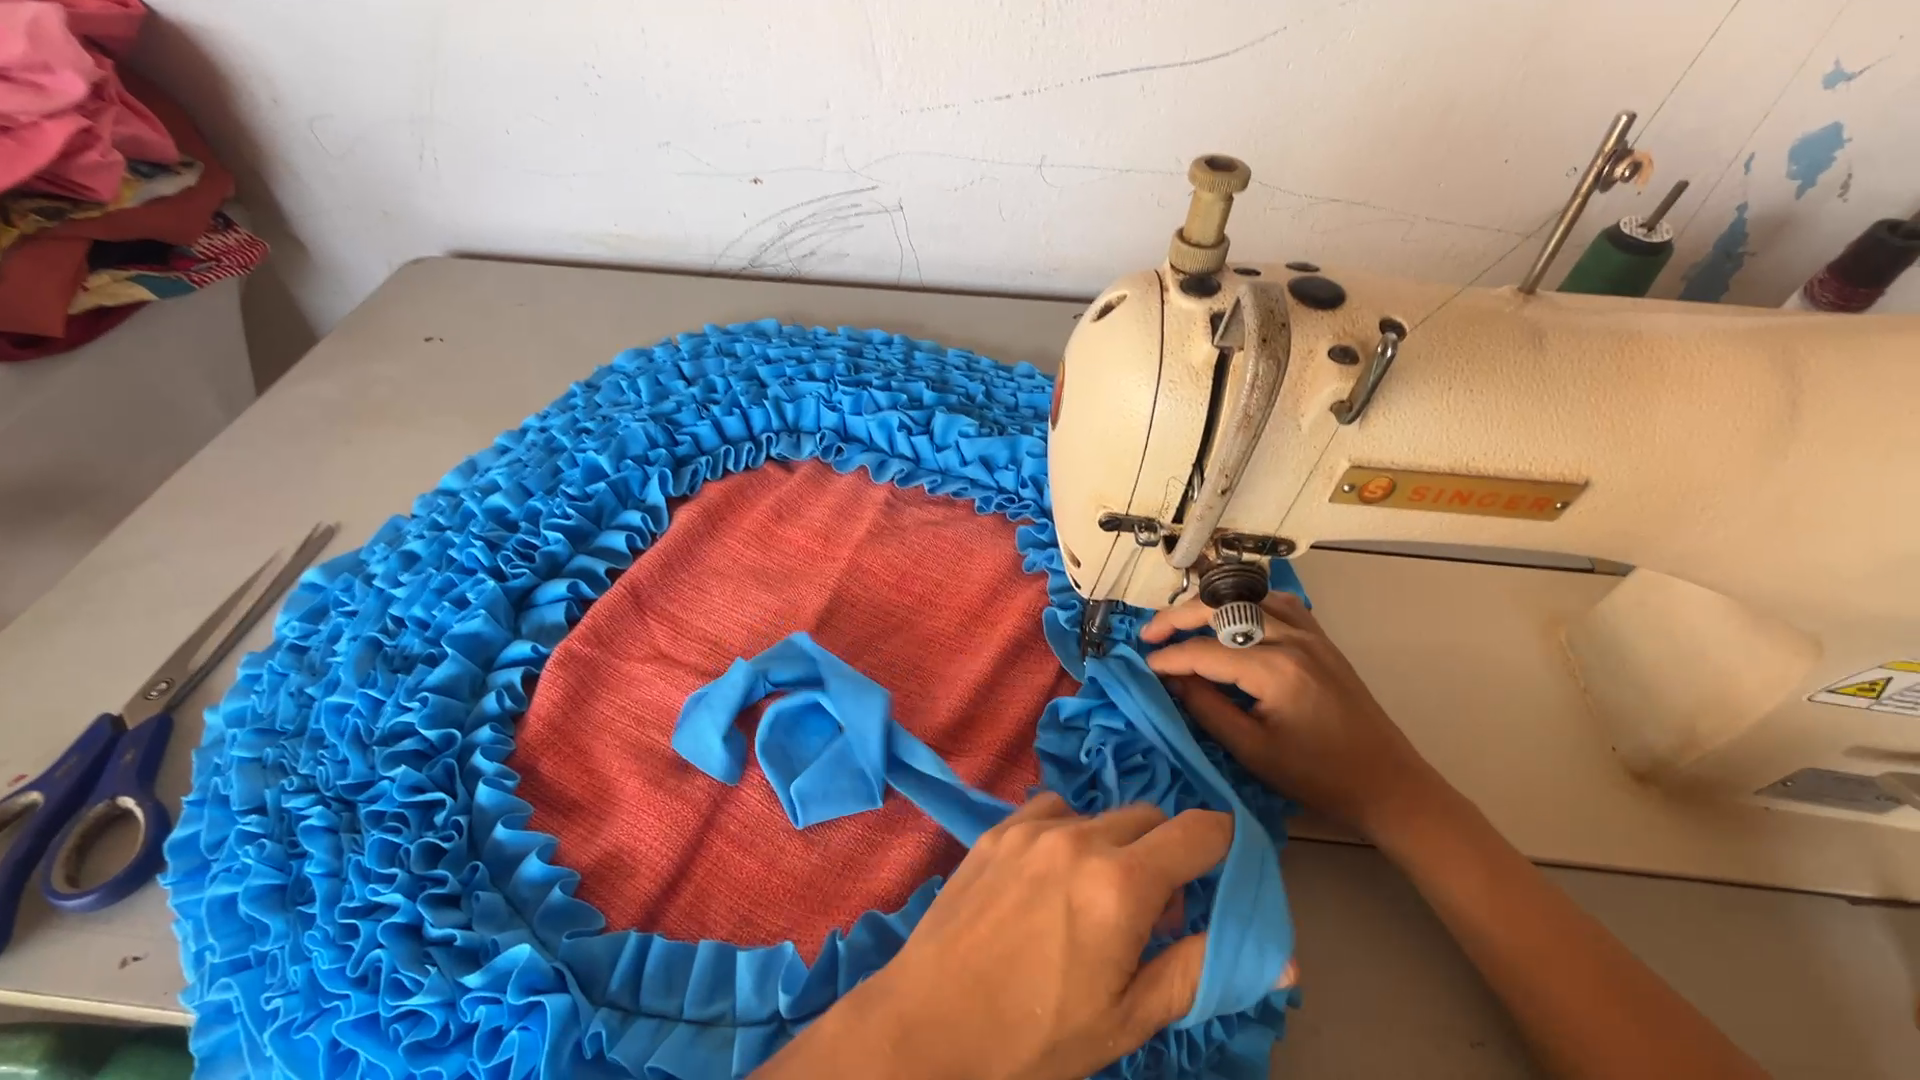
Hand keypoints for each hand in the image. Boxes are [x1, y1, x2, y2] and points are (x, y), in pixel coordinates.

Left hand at [758, 793, 1291, 1079]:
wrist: (927, 1023)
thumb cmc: (1034, 1034)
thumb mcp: (1127, 1019)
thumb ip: (1199, 971)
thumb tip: (1280, 959)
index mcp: (1121, 884)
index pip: (1201, 832)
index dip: (1226, 847)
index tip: (1225, 875)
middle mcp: (1080, 838)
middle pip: (1153, 818)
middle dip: (1169, 854)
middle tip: (1153, 912)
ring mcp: (1032, 828)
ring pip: (1102, 815)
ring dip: (1117, 844)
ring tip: (1097, 898)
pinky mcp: (996, 830)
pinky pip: (1053, 812)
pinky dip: (1070, 834)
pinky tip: (1051, 878)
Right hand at [1141, 592, 1447, 842]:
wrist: (1388, 784)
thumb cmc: (1318, 777)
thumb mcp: (1253, 751)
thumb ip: (1207, 709)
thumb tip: (1171, 680)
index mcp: (1275, 670)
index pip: (1204, 652)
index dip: (1168, 658)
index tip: (1140, 667)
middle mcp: (1292, 639)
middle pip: (1222, 610)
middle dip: (1178, 618)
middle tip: (1148, 635)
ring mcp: (1311, 634)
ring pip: (1249, 597)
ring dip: (1211, 606)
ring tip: (1182, 624)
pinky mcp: (1322, 639)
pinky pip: (1278, 603)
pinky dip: (1247, 603)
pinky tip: (1231, 618)